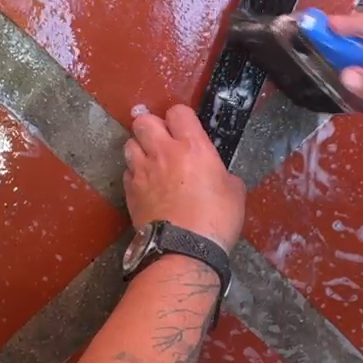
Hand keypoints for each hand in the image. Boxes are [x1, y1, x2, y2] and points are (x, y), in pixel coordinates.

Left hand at [123, 105, 246, 251]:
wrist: (184, 250)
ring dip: (140, 149)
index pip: (178, 112)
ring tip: (152, 162)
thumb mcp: (234, 191)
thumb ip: (221, 172)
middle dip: (153, 127)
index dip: (182, 118)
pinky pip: (127, 172)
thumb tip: (215, 174)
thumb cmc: (216, 219)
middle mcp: (163, 152)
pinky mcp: (130, 192)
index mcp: (192, 147)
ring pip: (129, 144)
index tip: (186, 130)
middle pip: (144, 121)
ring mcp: (142, 171)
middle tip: (163, 141)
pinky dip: (135, 175)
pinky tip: (146, 186)